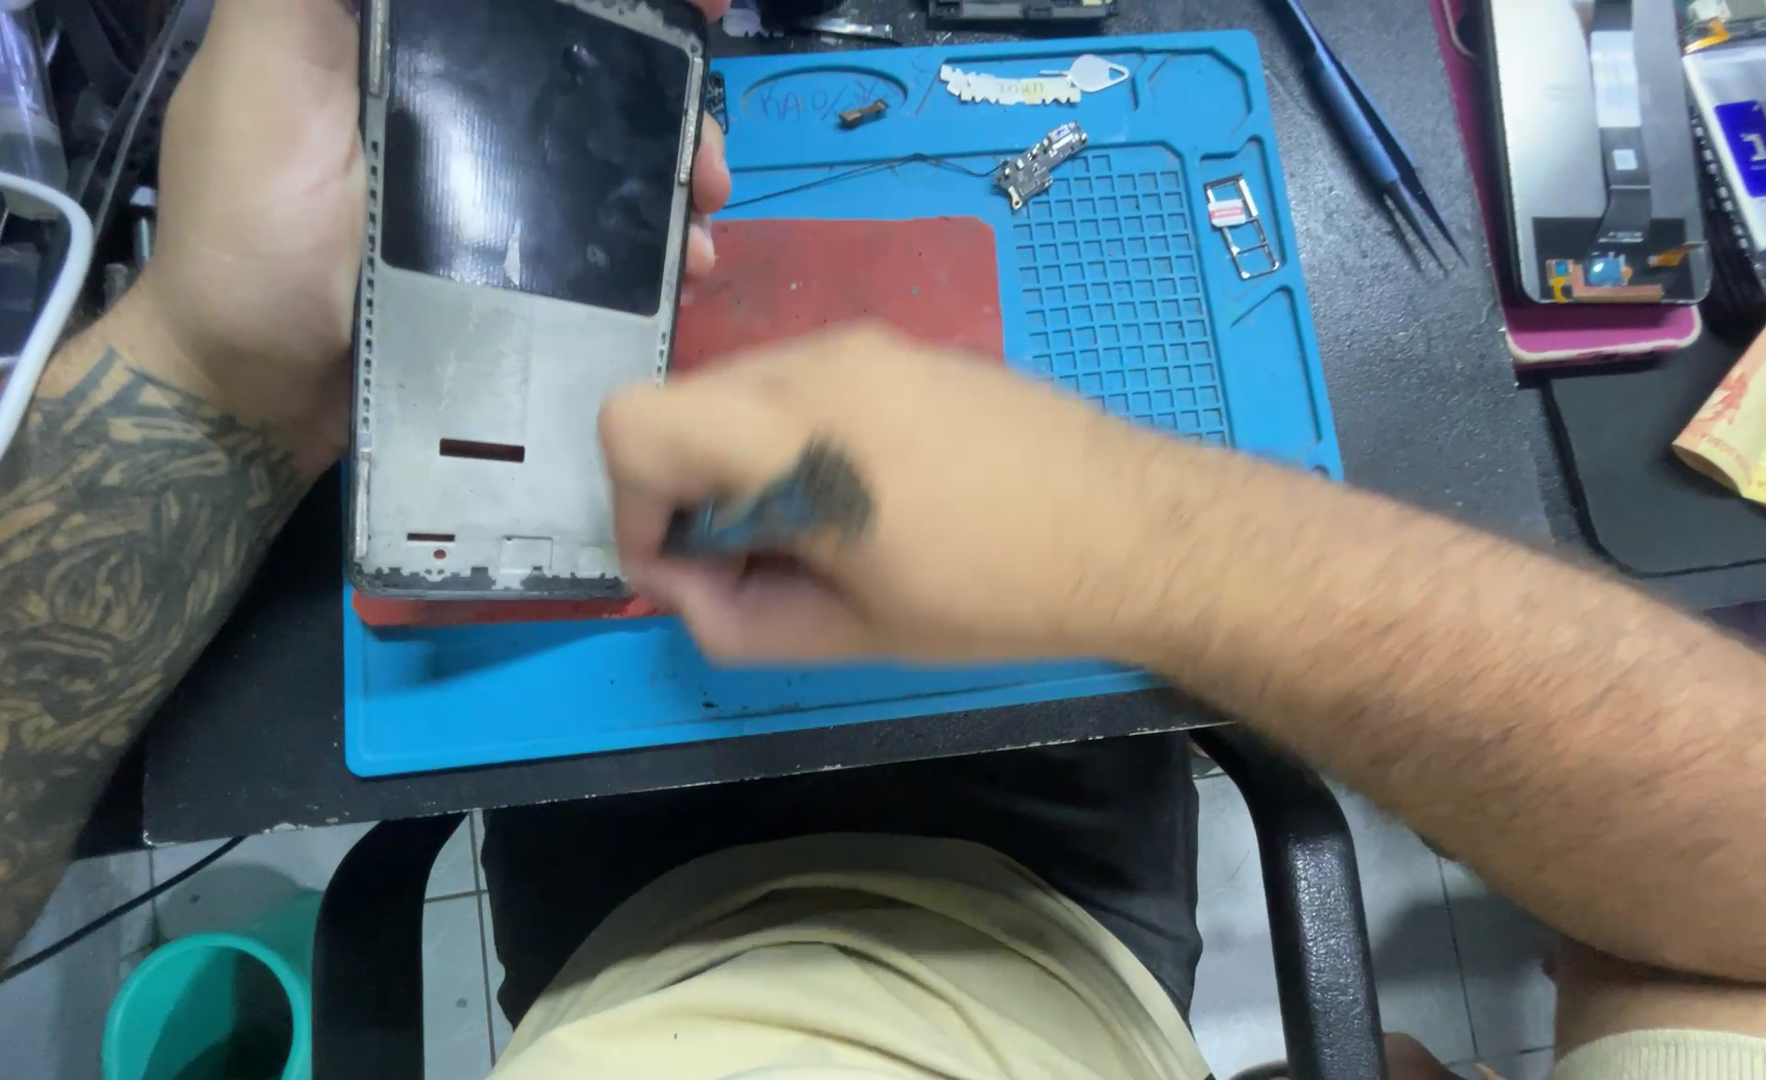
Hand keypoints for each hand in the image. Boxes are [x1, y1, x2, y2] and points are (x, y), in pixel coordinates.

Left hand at [133, 0, 731, 474]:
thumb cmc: (252, 240)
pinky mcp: (521, 276)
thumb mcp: (265, 84)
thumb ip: (311, 0)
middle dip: (666, 118)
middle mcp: (472, 126)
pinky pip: (602, 255)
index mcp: (419, 60)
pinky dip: (649, 258)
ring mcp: (503, 209)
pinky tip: (681, 272)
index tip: (692, 24)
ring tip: (703, 224)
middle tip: (708, 166)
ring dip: (671, 192)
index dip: (620, 20)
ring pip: (611, 179)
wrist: (266, 391)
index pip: (534, 22)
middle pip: (593, 100)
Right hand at [600, 325, 1181, 661]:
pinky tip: (861, 491)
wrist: (1132, 527)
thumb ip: (733, 618)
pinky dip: (787, 441)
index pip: (633, 425)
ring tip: (815, 531)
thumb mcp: (850, 635)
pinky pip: (797, 386)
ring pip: (735, 395)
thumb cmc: (994, 596)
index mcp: (795, 431)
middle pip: (679, 408)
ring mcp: (862, 343)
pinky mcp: (898, 347)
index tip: (692, 567)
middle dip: (686, 494)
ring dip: (738, 468)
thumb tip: (683, 579)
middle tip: (757, 561)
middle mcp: (816, 360)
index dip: (633, 507)